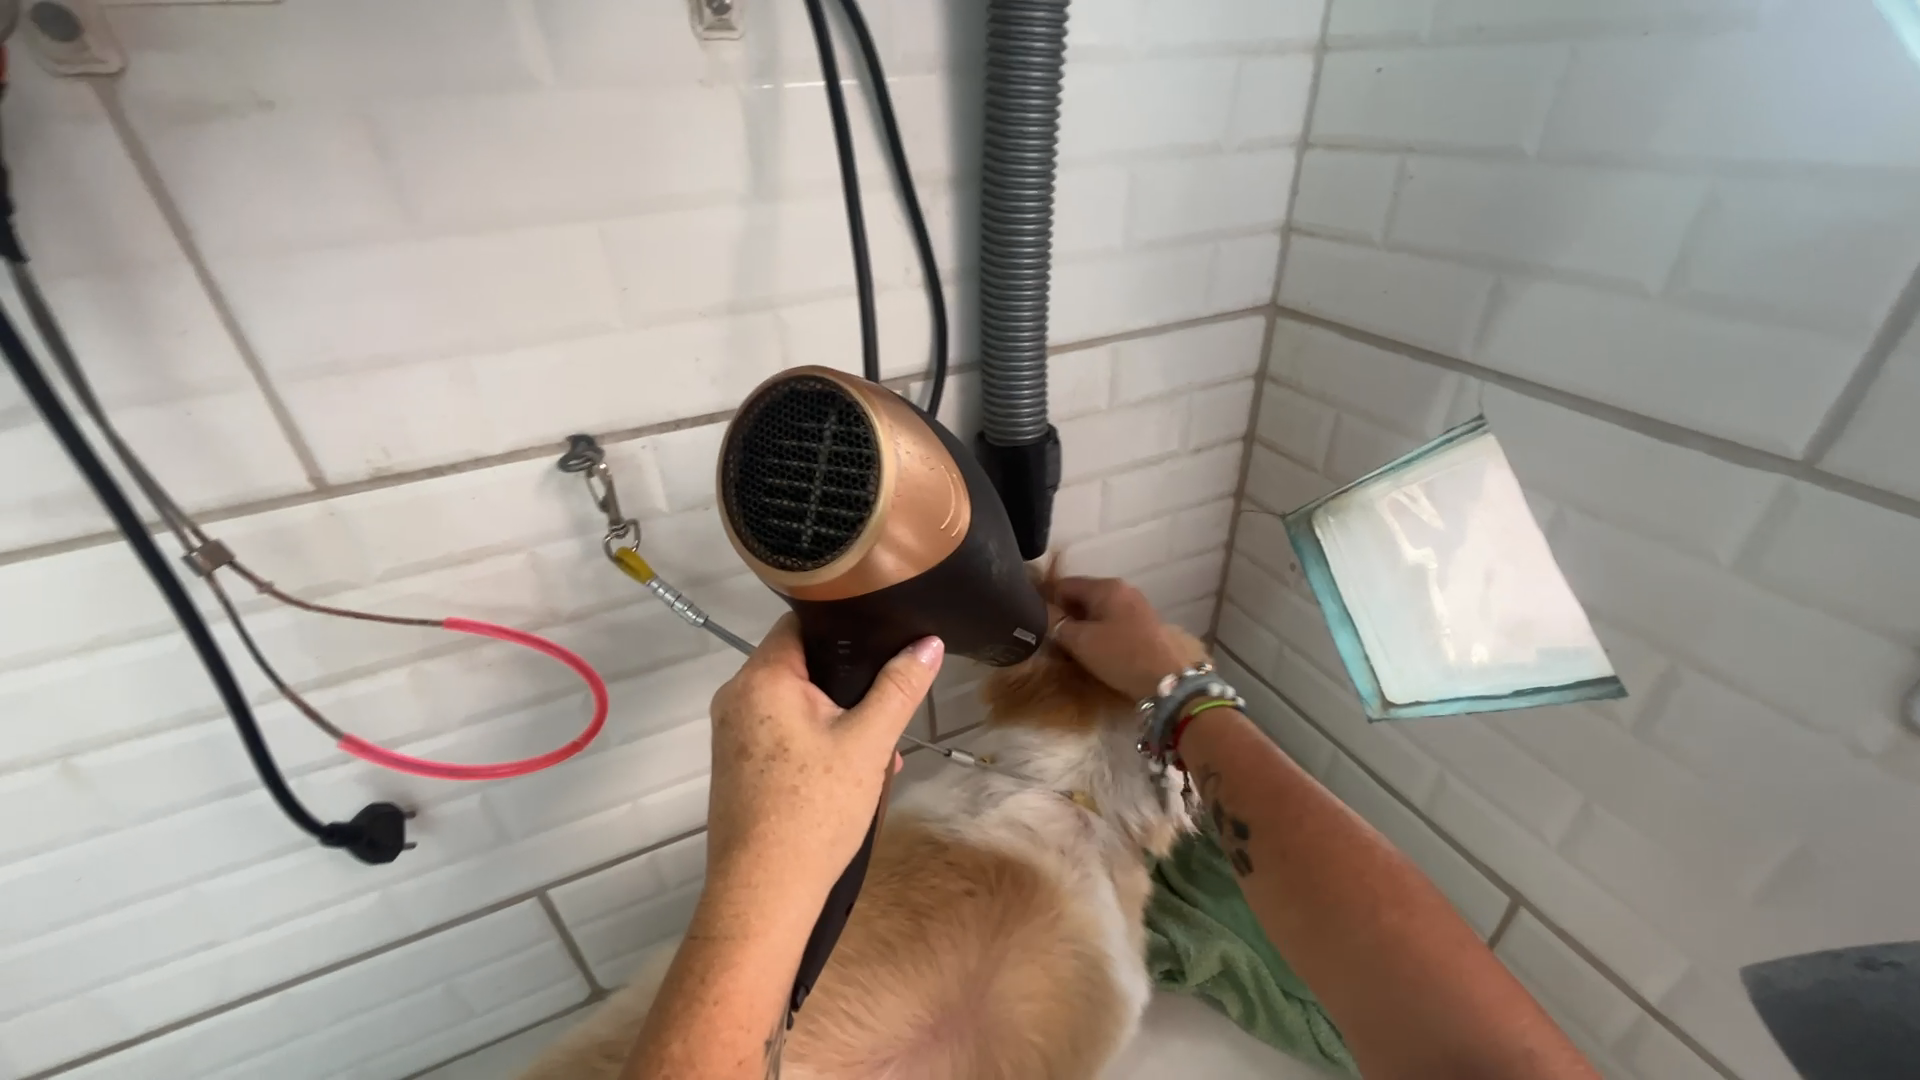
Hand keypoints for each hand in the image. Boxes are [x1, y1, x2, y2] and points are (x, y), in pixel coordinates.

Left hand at [703, 615, 942, 908]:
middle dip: (849, 684)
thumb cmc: (814, 810)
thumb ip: (899, 688)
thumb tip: (930, 644)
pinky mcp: (737, 764)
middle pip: (801, 664)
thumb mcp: (868, 743)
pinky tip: (851, 773)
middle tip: (887, 704)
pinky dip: (816, 741)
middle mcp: (736, 697)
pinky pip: (783, 732)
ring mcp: (732, 733)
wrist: (764, 895)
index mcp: (761, 678)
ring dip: (838, 718)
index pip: (800, 623)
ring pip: (796, 703)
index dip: (844, 625)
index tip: (882, 639)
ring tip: (878, 748)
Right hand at [1052, 576, 1205, 699]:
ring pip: (1098, 609)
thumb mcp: (1080, 641)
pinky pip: (1112, 620)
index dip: (1046, 601)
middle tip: (1052, 638)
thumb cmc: (1120, 655)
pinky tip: (1095, 650)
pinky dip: (1099, 631)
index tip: (1036, 622)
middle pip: (1082, 595)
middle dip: (1066, 614)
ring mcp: (1136, 605)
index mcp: (1105, 586)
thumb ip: (1057, 624)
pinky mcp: (1144, 623)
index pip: (1064, 584)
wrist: (1167, 680)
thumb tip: (1042, 616)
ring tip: (1071, 647)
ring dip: (1082, 625)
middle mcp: (1122, 589)